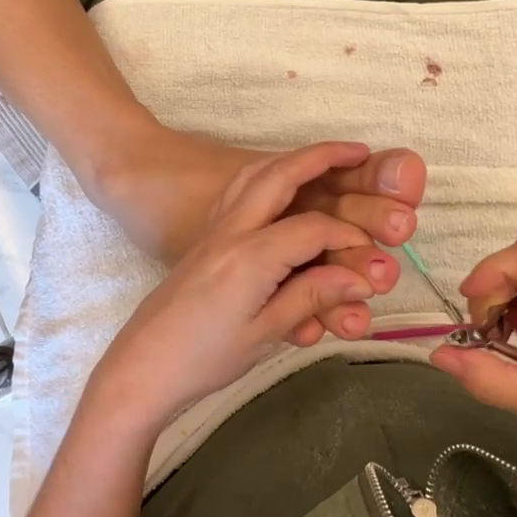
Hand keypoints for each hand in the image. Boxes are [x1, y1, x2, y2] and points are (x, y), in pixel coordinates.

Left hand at [89, 143, 384, 424]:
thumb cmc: (204, 358)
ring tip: (322, 158)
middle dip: (320, 158)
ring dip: (289, 161)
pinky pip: (238, 192)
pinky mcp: (204, 238)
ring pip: (254, 177)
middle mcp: (232, 230)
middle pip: (280, 177)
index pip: (314, 229)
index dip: (349, 238)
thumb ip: (310, 297)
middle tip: (358, 150)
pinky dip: (264, 177)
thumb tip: (361, 278)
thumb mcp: (263, 333)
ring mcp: (214, 230)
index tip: (374, 263)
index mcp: (251, 256)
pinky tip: (278, 186)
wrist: (143, 365)